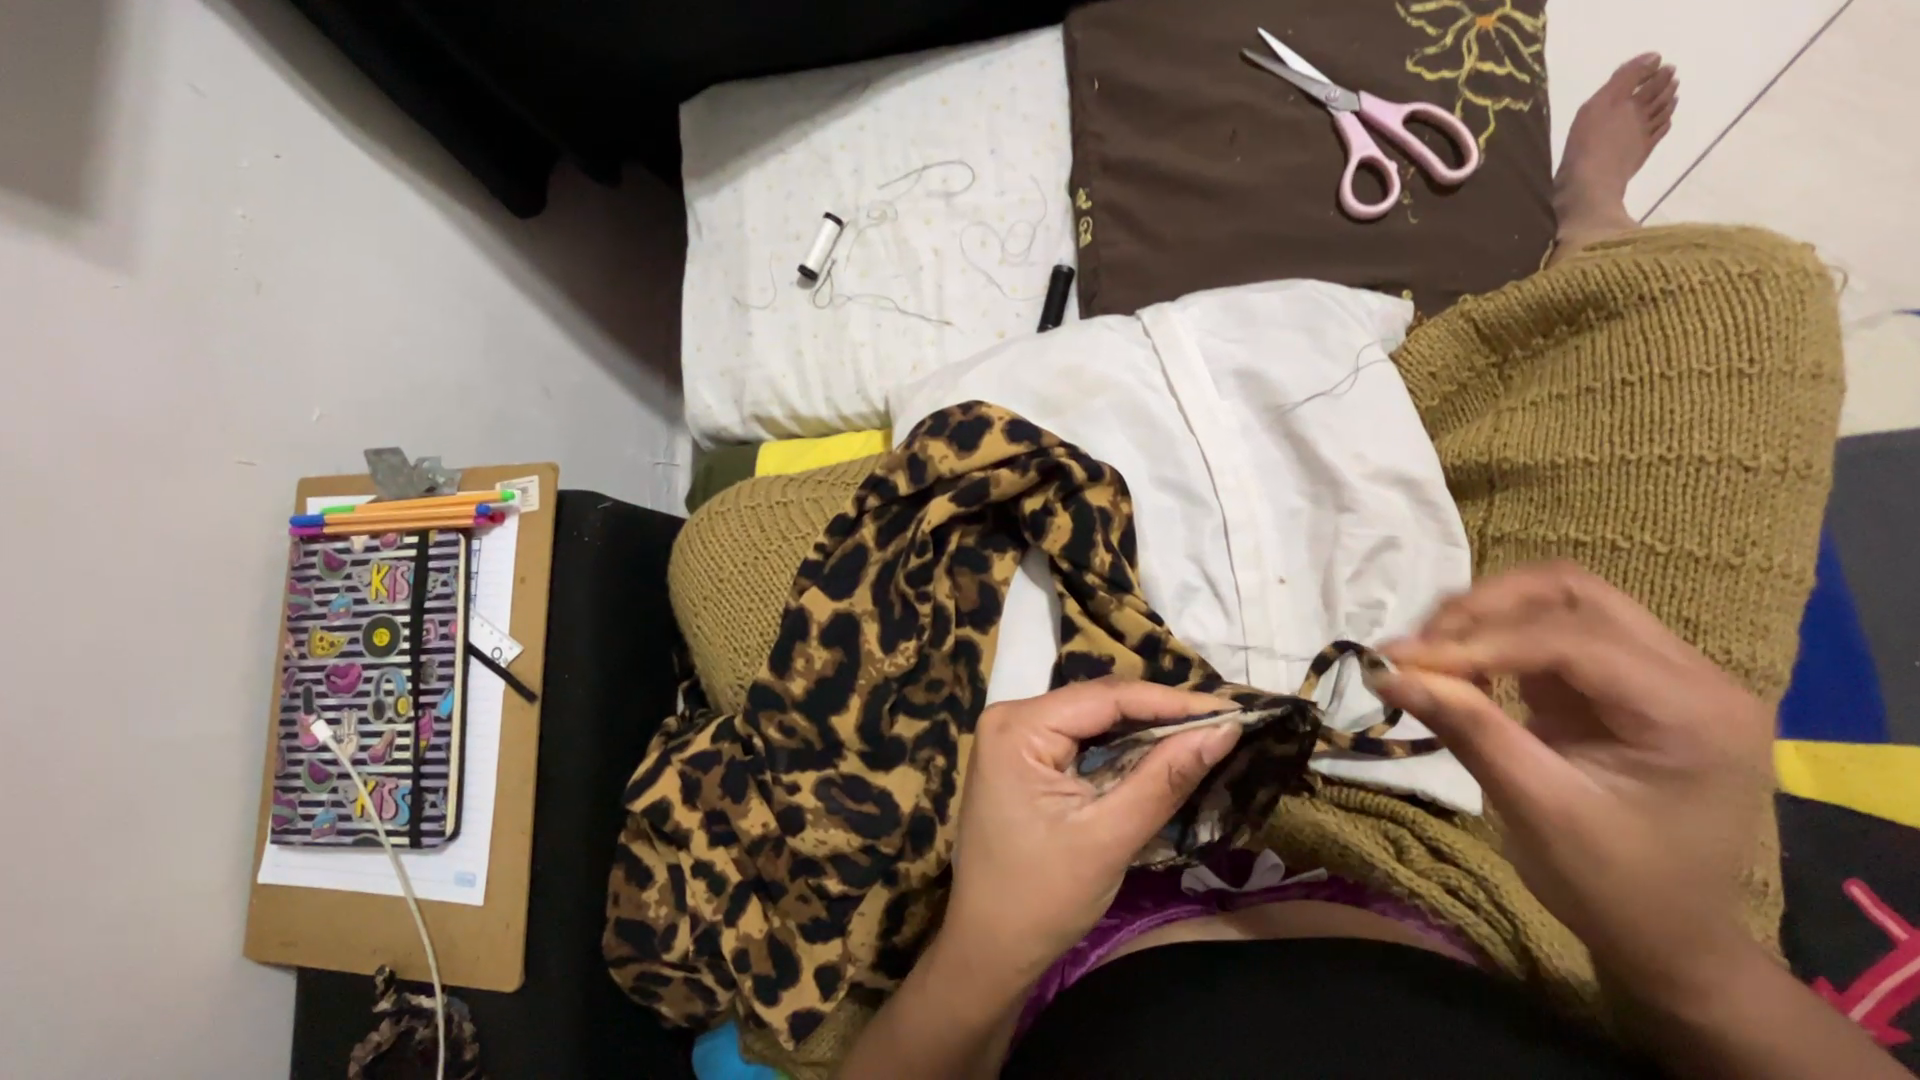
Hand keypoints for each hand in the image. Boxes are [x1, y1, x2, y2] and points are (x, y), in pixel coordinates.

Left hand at [943, 679, 1240, 981]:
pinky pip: (1079, 741)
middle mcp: (1010, 718)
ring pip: (1092, 720)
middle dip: (1160, 714)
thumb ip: (1165, 778)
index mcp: (1017, 727)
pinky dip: (1119, 750)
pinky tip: (1158, 756)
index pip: (1106, 697)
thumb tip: (1223, 730)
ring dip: (1144, 732)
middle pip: (1098, 703)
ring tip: (1202, 736)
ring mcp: (1012, 738)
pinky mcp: (1022, 760)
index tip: (1230, 711)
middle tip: (1221, 726)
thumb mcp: (1110, 836)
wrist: (989, 947)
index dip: (1171, 701)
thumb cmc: (1042, 897)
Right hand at [1372, 561, 1775, 1000]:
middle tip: (1417, 647)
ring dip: (1489, 616)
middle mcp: (1693, 675)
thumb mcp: (1536, 808)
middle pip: (1573, 594)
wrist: (1671, 939)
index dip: (1479, 642)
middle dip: (1484, 610)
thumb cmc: (1614, 886)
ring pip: (1564, 601)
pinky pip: (1557, 633)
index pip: (1572, 640)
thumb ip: (1468, 728)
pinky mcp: (1627, 684)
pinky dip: (1500, 638)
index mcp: (1692, 711)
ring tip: (1431, 651)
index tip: (1401, 661)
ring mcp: (1663, 674)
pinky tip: (1460, 665)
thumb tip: (1387, 673)